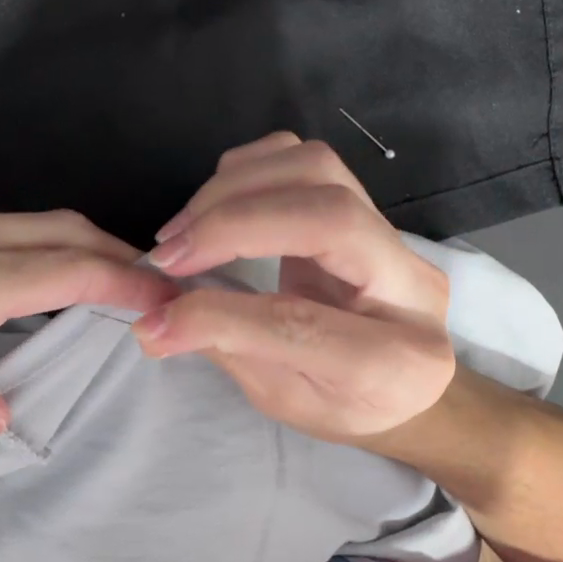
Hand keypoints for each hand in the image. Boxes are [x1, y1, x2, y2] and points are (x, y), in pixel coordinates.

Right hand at [132, 133, 454, 443]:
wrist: (403, 381)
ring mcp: (394, 235)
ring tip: (182, 230)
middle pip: (328, 215)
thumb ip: (227, 350)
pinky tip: (213, 205)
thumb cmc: (342, 403)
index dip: (218, 314)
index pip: (302, 322)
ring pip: (317, 169)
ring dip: (234, 189)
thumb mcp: (284, 399)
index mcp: (395, 362)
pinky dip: (248, 169)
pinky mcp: (366, 205)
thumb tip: (152, 322)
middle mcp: (410, 285)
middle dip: (231, 225)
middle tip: (167, 256)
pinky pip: (306, 158)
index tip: (157, 320)